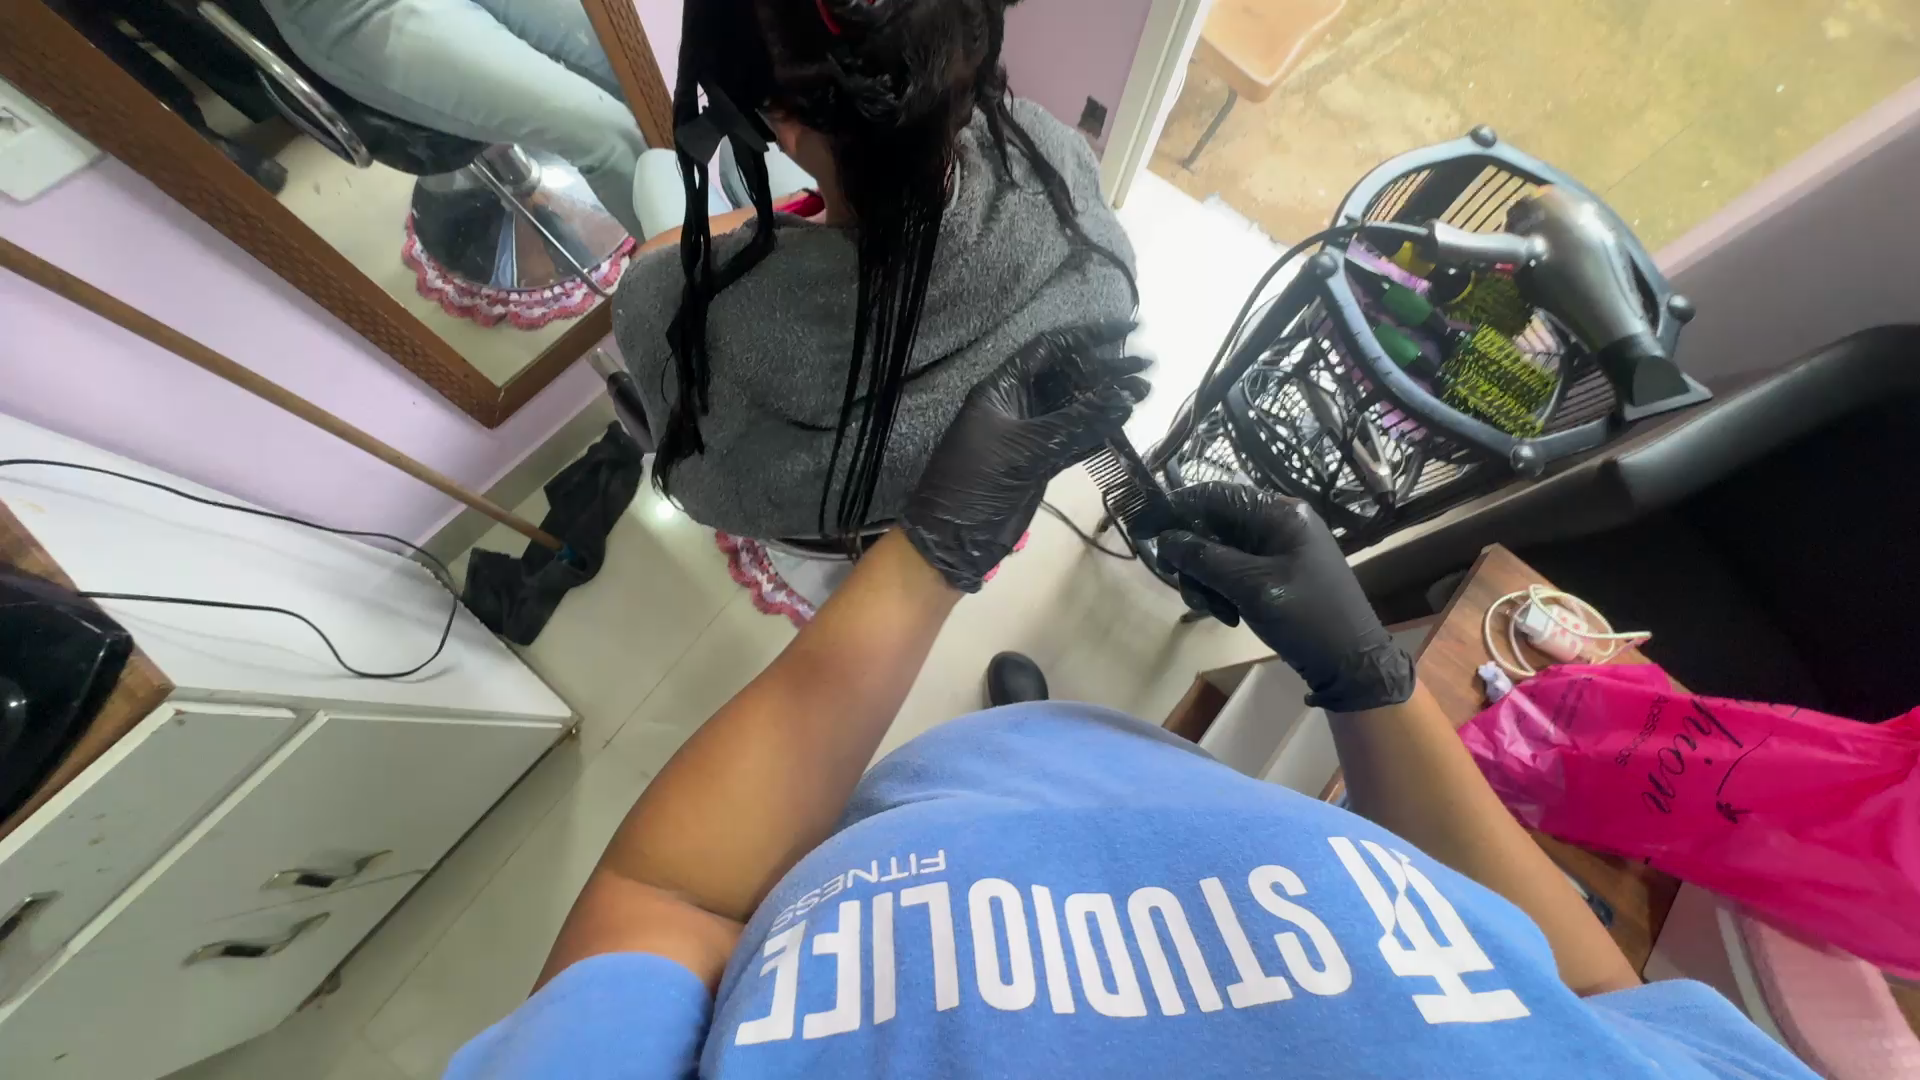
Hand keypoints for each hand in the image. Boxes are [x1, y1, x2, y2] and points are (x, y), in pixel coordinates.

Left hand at [905, 321, 1148, 591]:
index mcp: (1003, 389)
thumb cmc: (977, 484)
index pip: (1050, 348)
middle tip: (1146, 368)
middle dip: (1105, 370)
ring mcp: (1029, 435)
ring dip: (1105, 402)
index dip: (1088, 336)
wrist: (954, 540)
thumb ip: (1077, 422)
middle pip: (1066, 376)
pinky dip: (1096, 432)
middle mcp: (1017, 405)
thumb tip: (1126, 396)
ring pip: (1073, 409)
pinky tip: (1123, 424)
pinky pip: (1073, 439)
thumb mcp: (1026, 449)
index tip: (1128, 330)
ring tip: (1144, 393)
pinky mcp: (1038, 463)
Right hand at [1156, 483, 1413, 712]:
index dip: (1173, 509)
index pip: (1214, 495)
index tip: (1142, 531)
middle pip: (1210, 525)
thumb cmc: (1308, 619)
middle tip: (1188, 591)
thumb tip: (1165, 539)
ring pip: (1215, 550)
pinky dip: (1220, 590)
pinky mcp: (1273, 569)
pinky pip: (1230, 568)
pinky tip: (1229, 614)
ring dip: (1204, 581)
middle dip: (1192, 559)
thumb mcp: (1251, 587)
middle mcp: (1276, 521)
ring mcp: (1276, 545)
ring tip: (1216, 612)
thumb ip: (1204, 558)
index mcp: (1279, 513)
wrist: (1352, 663)